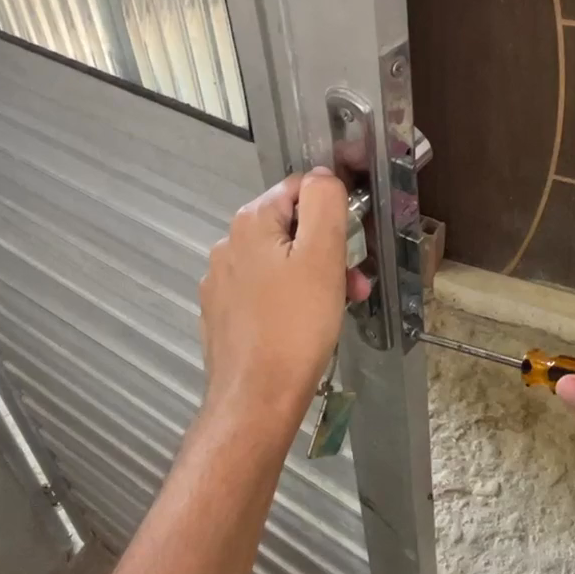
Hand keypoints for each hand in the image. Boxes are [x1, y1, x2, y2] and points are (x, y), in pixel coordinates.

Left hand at [198, 169, 372, 426]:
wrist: (257, 398)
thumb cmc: (296, 324)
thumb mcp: (323, 255)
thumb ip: (325, 203)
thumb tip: (323, 176)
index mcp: (251, 221)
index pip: (300, 188)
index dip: (333, 209)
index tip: (353, 241)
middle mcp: (228, 244)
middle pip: (290, 227)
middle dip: (327, 249)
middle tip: (354, 282)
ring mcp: (221, 281)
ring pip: (279, 262)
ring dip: (314, 276)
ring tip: (339, 306)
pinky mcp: (222, 313)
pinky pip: (264, 291)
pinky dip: (290, 299)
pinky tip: (306, 325)